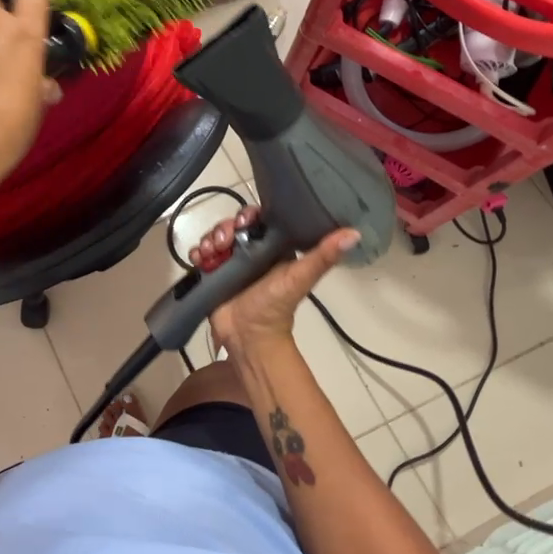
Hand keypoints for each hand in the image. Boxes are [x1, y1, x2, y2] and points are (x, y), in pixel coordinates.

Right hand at [196, 209, 357, 359]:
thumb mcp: (299, 278)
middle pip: (232, 226)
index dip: (248, 215)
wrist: (248, 338)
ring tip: (208, 253)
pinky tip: (198, 260)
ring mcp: (230, 262)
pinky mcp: (213, 273)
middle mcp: (251, 251)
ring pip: (215, 237)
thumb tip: (354, 233)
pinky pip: (202, 253)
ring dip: (209, 239)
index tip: (242, 221)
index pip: (258, 219)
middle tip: (221, 241)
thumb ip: (322, 256)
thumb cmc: (275, 307)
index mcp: (273, 248)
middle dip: (223, 228)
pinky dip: (198, 252)